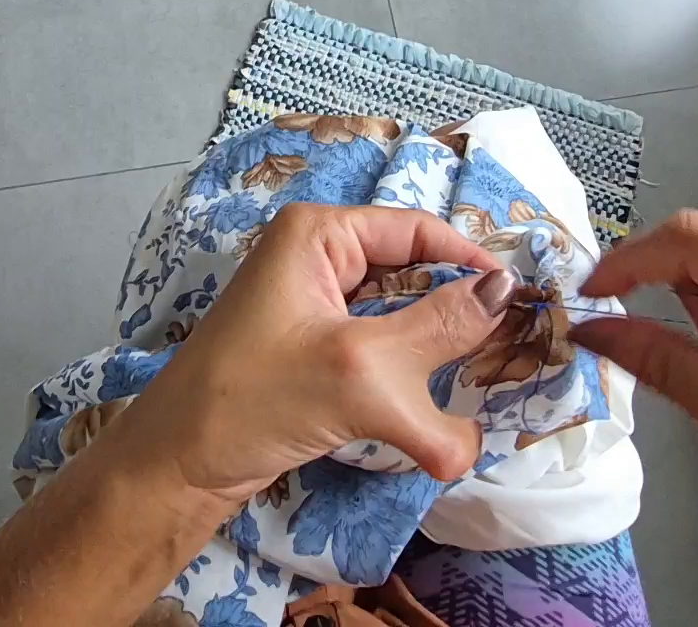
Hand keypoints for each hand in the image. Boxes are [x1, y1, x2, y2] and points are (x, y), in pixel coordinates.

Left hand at [99, 202, 515, 510]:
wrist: (176, 468)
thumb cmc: (256, 398)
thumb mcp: (358, 365)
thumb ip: (437, 328)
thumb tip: (505, 292)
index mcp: (318, 232)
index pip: (414, 229)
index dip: (469, 260)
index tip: (521, 301)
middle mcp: (316, 255)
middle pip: (407, 271)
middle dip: (449, 314)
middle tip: (501, 352)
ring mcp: (312, 302)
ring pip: (394, 313)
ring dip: (427, 353)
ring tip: (464, 387)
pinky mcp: (311, 345)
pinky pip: (375, 344)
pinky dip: (404, 374)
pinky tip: (426, 413)